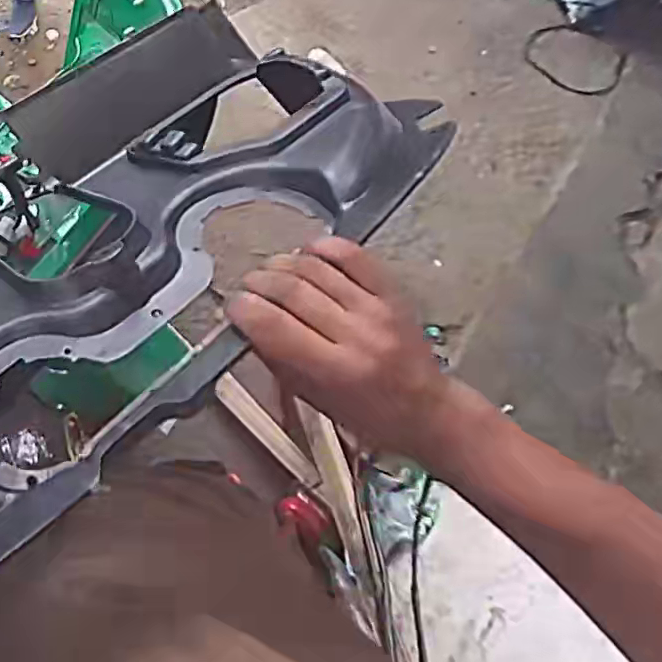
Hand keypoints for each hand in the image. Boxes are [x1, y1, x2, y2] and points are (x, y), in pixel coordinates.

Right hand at [226, 238, 496, 462]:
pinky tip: (305, 253)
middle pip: (290, 289)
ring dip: (281, 263)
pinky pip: (352, 256)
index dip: (241, 309)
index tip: (232, 307)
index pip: (272, 325)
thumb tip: (243, 320)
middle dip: (256, 283)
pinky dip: (321, 247)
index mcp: (335, 370)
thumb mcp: (311, 397)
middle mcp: (358, 336)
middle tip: (247, 288)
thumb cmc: (365, 414)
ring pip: (314, 268)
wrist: (429, 411)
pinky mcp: (393, 293)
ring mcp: (378, 310)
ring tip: (269, 271)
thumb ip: (276, 356)